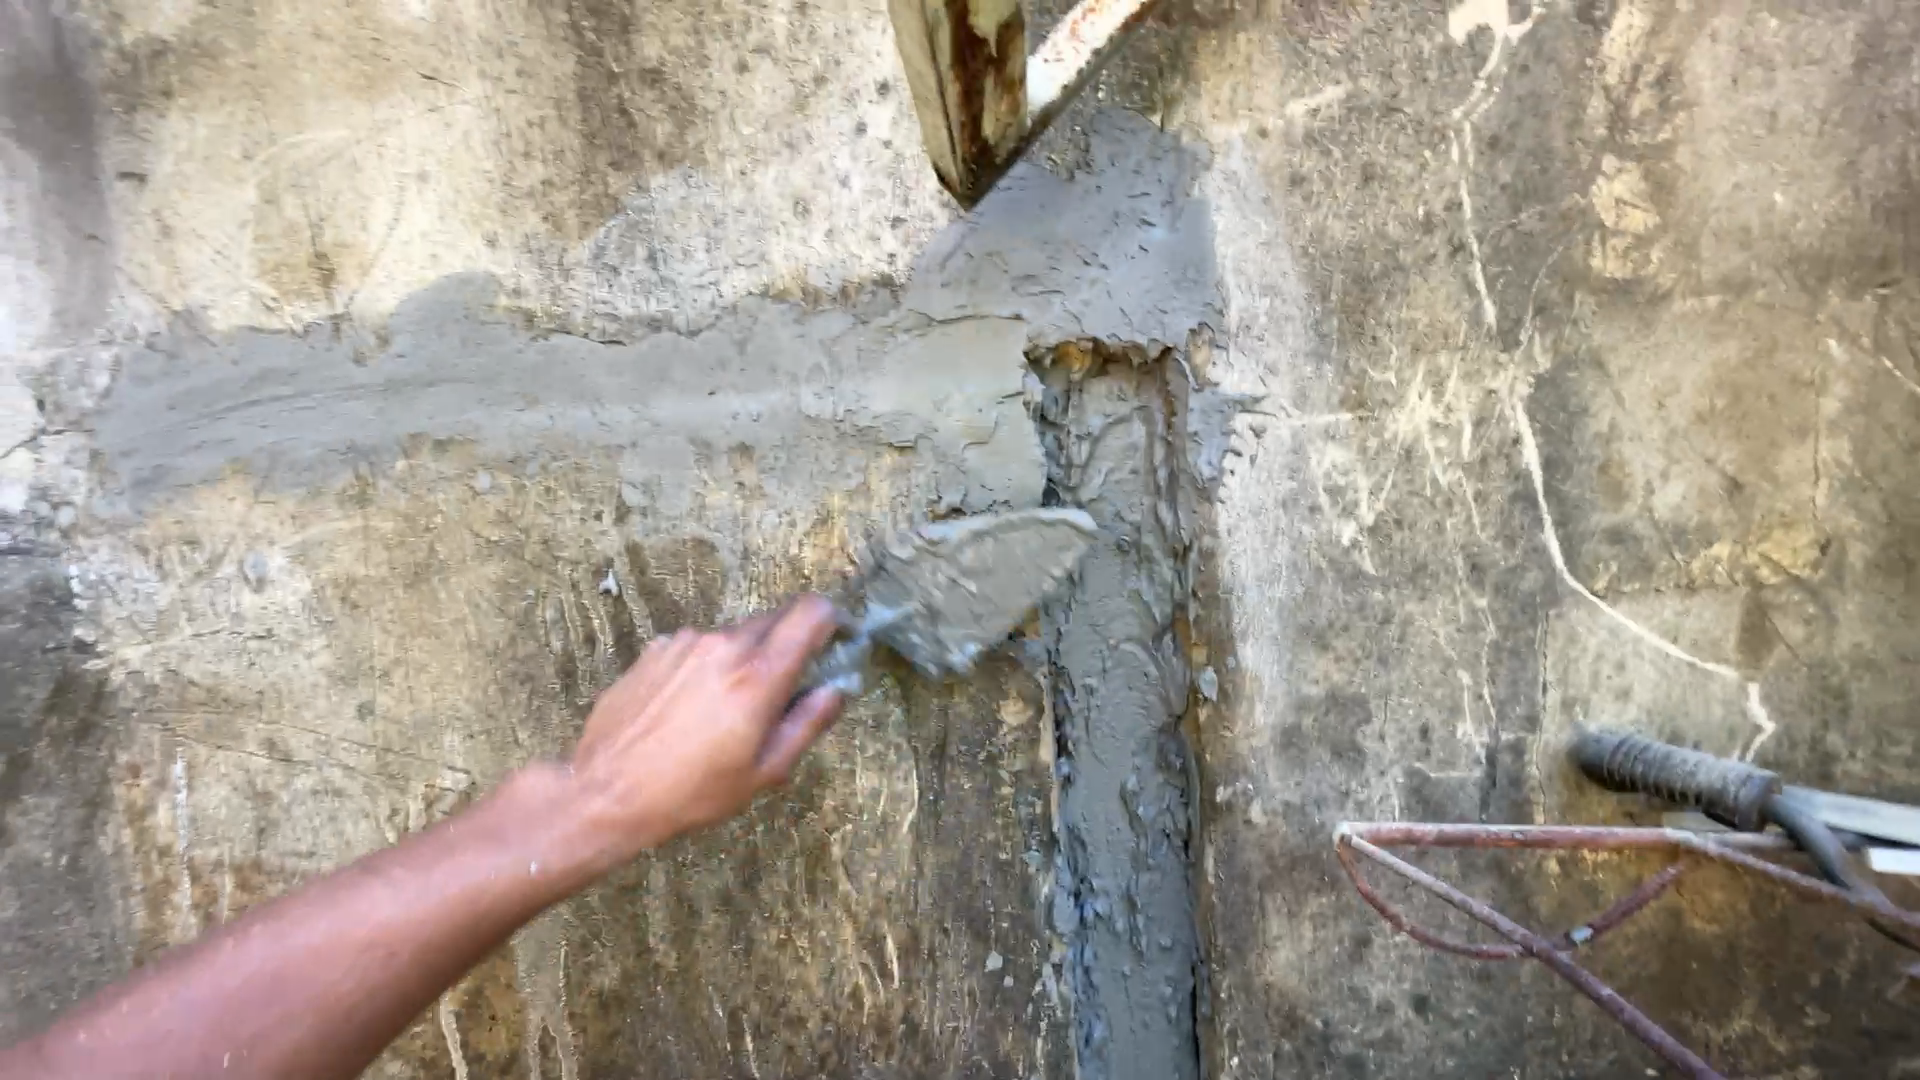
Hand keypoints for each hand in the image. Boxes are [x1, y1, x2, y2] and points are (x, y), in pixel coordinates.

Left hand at [563, 595, 844, 864]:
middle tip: (783, 686)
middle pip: (776, 619)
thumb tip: (837, 689)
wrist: (605, 793)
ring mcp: (687, 641)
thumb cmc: (694, 791)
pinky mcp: (657, 648)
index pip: (811, 612)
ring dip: (746, 656)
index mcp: (759, 674)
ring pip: (736, 634)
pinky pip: (700, 645)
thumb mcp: (765, 771)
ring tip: (726, 705)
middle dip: (790, 643)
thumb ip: (809, 722)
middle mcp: (725, 644)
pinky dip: (709, 664)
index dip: (832, 619)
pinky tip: (689, 704)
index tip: (836, 639)